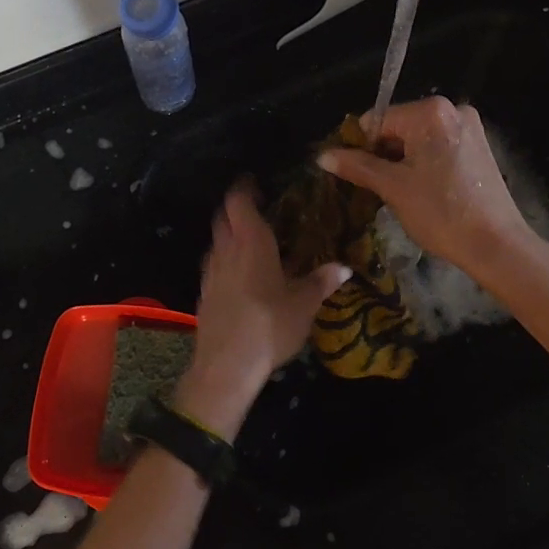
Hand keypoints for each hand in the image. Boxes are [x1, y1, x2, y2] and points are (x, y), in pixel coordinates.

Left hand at [178, 182, 349, 434]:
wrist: (227, 366)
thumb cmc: (270, 325)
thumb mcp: (304, 304)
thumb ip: (321, 282)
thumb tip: (344, 267)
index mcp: (250, 241)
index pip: (238, 200)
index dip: (244, 188)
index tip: (255, 182)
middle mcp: (225, 249)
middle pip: (223, 217)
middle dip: (236, 209)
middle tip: (258, 209)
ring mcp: (210, 272)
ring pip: (217, 241)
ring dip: (230, 236)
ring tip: (252, 242)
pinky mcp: (204, 294)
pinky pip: (215, 265)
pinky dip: (226, 261)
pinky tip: (242, 276)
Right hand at [317, 96, 534, 272]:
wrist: (496, 245)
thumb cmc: (440, 213)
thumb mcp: (393, 188)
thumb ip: (357, 166)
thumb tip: (322, 155)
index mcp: (430, 112)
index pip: (376, 120)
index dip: (362, 147)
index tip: (358, 176)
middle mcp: (452, 110)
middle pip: (398, 126)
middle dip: (384, 154)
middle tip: (381, 189)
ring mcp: (469, 128)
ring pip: (418, 139)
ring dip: (403, 161)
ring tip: (402, 194)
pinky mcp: (479, 147)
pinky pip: (438, 148)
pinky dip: (424, 164)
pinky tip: (424, 191)